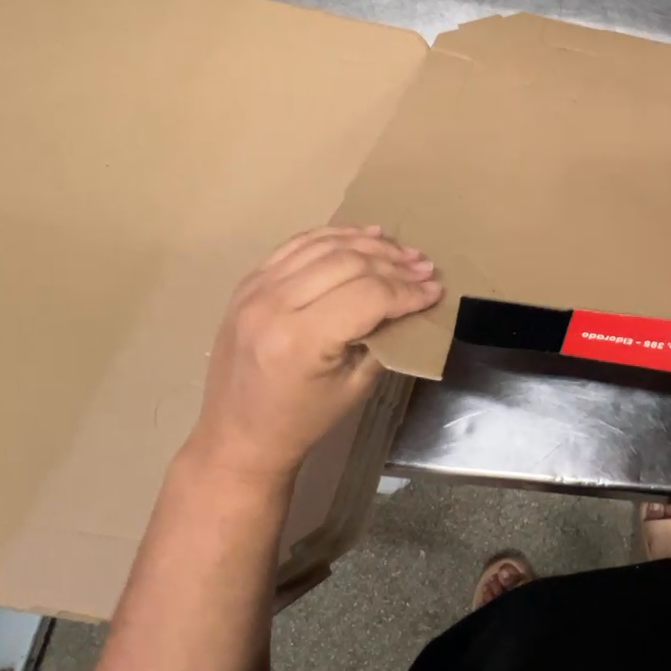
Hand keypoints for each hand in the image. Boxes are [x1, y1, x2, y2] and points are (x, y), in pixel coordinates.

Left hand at [184, 226, 442, 482]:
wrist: (236, 436)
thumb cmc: (301, 420)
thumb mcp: (354, 386)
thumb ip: (383, 337)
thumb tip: (415, 302)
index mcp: (299, 340)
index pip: (369, 295)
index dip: (408, 291)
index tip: (435, 291)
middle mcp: (273, 306)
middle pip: (350, 263)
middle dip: (395, 265)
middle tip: (425, 269)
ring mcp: (255, 289)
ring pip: (327, 246)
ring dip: (372, 246)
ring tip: (404, 253)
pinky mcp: (248, 283)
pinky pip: (299, 243)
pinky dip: (337, 235)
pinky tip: (366, 236)